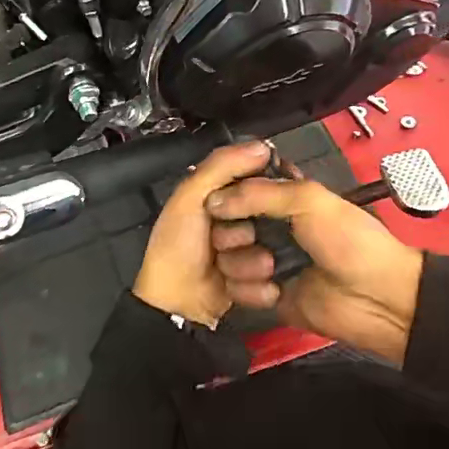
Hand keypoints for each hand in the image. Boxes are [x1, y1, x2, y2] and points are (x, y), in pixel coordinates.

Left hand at [132, 141, 276, 325]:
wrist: (174, 302)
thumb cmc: (177, 244)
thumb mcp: (191, 196)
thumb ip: (222, 166)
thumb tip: (264, 146)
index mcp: (226, 197)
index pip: (262, 185)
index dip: (264, 191)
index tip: (265, 198)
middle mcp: (243, 222)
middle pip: (271, 221)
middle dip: (245, 233)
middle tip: (220, 241)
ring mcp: (253, 255)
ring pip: (273, 251)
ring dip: (246, 262)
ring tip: (221, 267)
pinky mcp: (260, 285)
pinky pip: (273, 281)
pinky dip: (253, 286)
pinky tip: (230, 286)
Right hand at [206, 174, 423, 363]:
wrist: (376, 298)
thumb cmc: (349, 241)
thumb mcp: (309, 201)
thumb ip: (259, 193)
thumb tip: (213, 200)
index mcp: (282, 199)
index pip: (237, 191)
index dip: (226, 196)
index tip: (222, 203)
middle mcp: (269, 227)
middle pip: (224, 225)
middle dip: (232, 234)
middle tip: (252, 239)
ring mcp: (264, 262)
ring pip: (225, 258)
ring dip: (245, 264)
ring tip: (272, 269)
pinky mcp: (264, 295)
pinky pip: (235, 289)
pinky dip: (251, 290)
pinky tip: (275, 291)